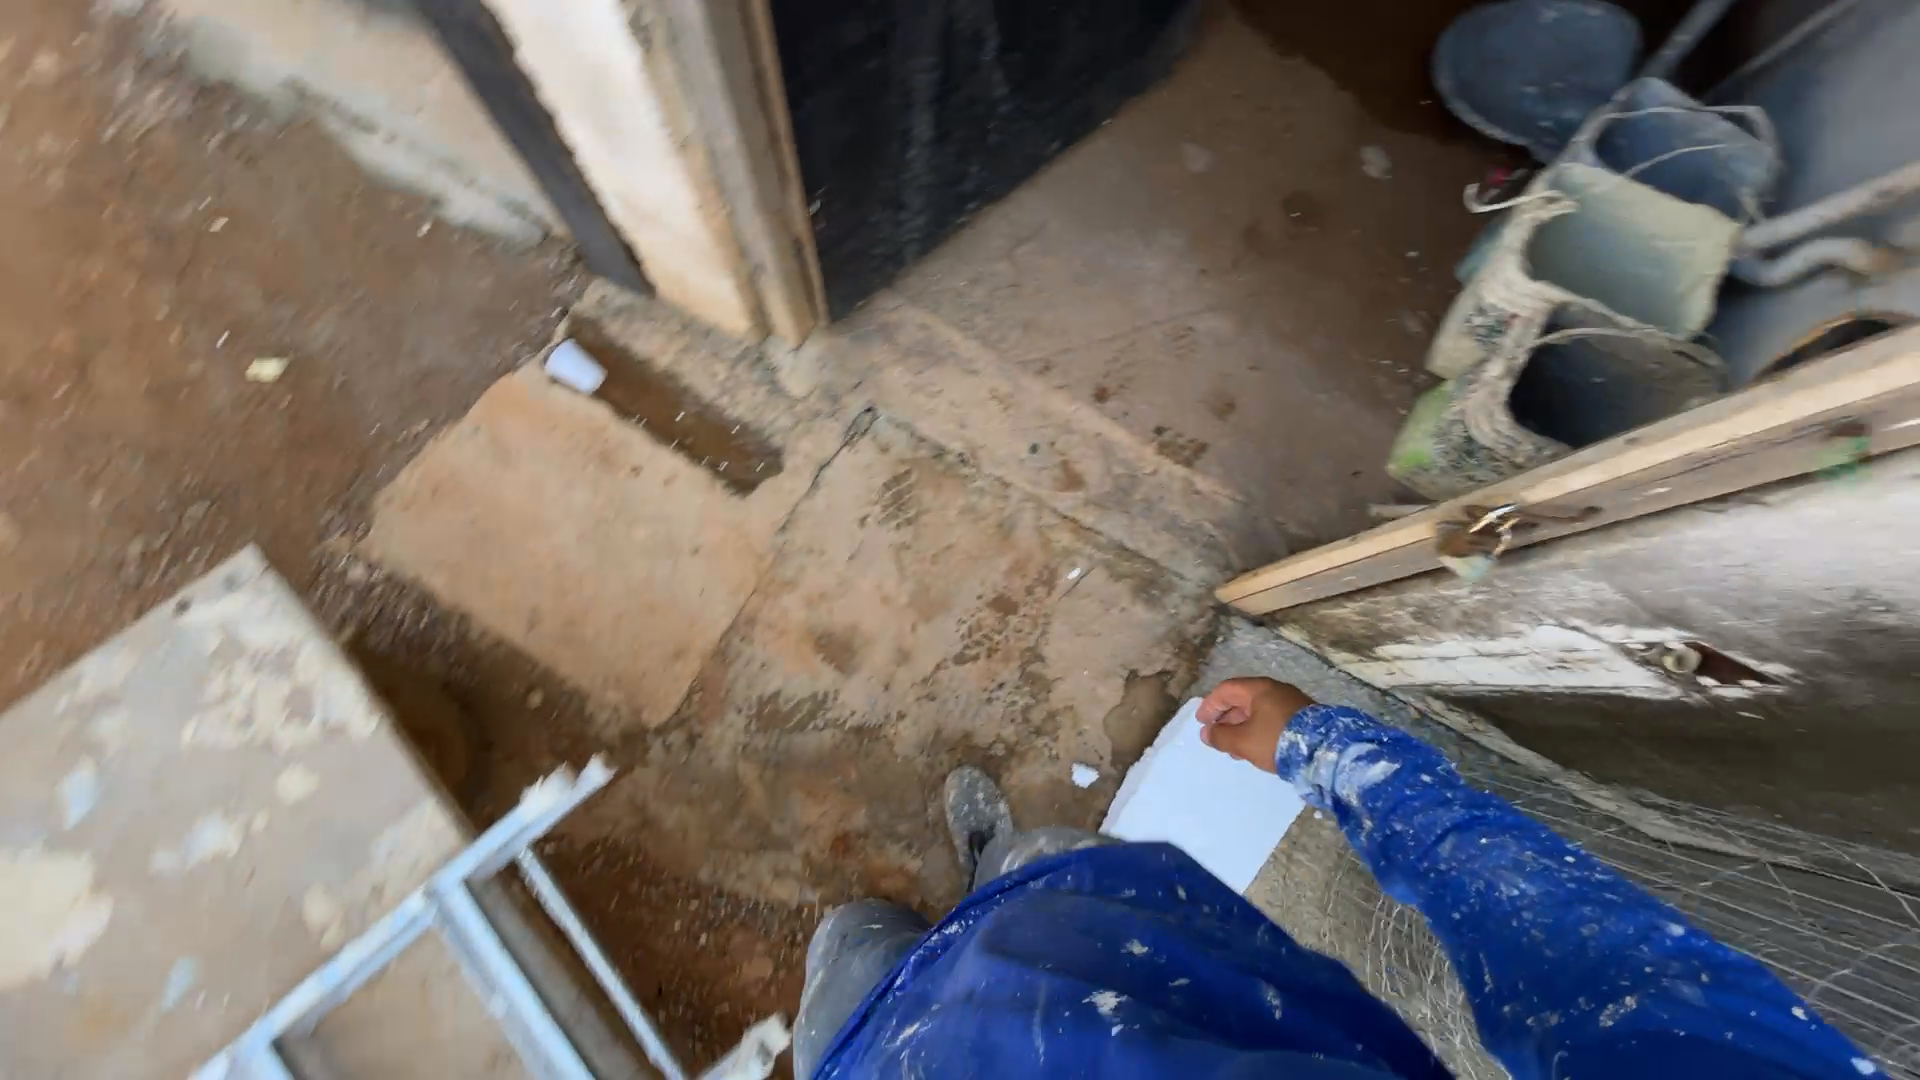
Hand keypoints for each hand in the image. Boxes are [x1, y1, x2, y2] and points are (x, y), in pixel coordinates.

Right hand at [1196, 677, 1314, 773]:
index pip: (1226, 690)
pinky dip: (1259, 730)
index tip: (1202, 722)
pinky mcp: (1305, 718)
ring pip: (1259, 711)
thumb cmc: (1277, 740)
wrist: (1326, 752)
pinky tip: (1258, 748)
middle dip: (1226, 718)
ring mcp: (1292, 703)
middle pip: (1243, 699)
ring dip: (1242, 727)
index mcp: (1258, 689)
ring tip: (1236, 748)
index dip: (1210, 705)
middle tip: (1217, 735)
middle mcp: (1275, 690)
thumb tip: (1206, 733)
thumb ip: (1220, 736)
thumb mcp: (1243, 741)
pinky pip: (1273, 719)